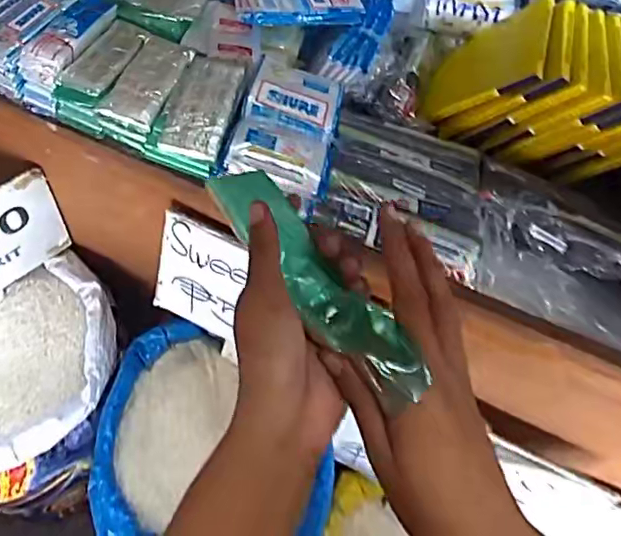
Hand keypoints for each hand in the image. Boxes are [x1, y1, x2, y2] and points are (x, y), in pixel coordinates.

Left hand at [231, 202, 347, 458]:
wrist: (289, 417)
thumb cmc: (269, 352)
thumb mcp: (265, 295)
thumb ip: (267, 250)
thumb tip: (258, 205)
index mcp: (268, 289)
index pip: (280, 246)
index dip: (291, 223)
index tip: (303, 202)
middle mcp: (293, 300)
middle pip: (314, 260)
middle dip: (325, 246)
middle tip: (333, 245)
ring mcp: (318, 319)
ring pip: (336, 280)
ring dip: (344, 268)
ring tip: (351, 268)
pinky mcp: (341, 337)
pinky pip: (352, 306)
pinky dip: (357, 295)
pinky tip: (362, 288)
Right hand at [322, 208, 535, 535]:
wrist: (482, 526)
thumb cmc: (426, 492)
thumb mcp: (382, 448)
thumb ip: (361, 393)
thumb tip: (333, 344)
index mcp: (417, 374)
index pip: (405, 304)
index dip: (396, 259)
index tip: (387, 223)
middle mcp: (442, 362)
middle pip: (430, 295)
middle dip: (414, 251)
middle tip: (401, 216)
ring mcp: (458, 371)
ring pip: (446, 306)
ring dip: (431, 268)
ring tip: (418, 239)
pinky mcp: (464, 383)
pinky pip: (451, 327)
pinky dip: (440, 297)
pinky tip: (432, 294)